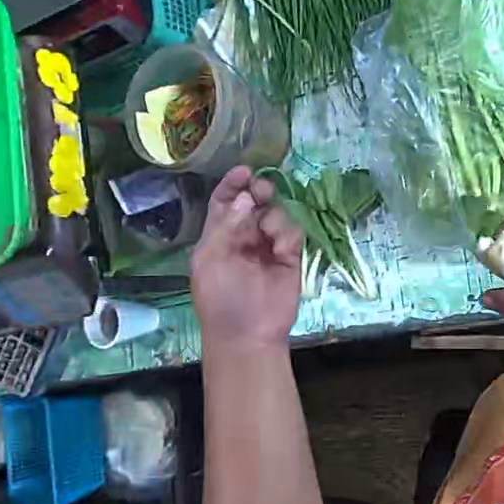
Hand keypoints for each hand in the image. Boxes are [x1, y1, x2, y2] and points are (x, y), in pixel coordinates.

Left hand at [191, 166, 303, 350]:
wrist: (248, 334)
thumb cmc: (220, 298)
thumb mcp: (210, 258)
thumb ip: (226, 224)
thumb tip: (249, 197)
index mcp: (219, 236)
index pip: (226, 201)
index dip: (234, 184)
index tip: (245, 170)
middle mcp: (244, 237)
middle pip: (255, 202)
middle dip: (260, 192)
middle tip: (264, 191)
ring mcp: (269, 247)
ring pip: (276, 214)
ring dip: (273, 218)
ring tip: (270, 237)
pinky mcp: (291, 258)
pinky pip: (293, 233)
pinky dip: (287, 236)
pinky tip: (281, 251)